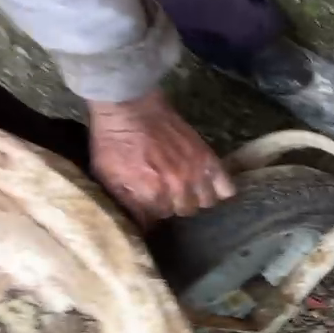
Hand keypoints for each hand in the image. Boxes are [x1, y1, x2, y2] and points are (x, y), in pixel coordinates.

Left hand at [86, 89, 233, 223]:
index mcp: (150, 193)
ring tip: (185, 188)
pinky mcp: (210, 162)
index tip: (146, 205)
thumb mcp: (106, 173)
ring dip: (195, 198)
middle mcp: (178, 188)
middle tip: (164, 193)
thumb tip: (137, 223)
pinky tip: (208, 184)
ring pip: (206, 203)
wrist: (130, 109)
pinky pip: (227, 189)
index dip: (150, 212)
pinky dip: (219, 190)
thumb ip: (123, 200)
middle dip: (172, 204)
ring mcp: (197, 175)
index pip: (157, 219)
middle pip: (184, 211)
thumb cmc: (113, 140)